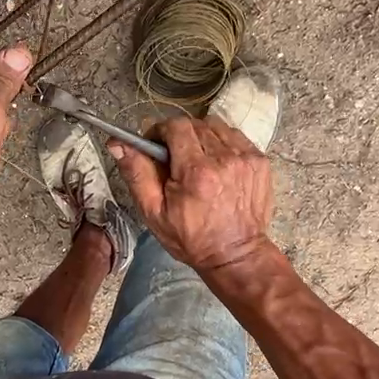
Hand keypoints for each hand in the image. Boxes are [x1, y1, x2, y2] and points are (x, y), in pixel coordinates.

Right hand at [109, 116, 272, 271]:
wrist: (235, 254)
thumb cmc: (190, 238)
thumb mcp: (153, 212)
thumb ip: (136, 173)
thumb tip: (117, 144)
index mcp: (195, 171)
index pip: (176, 126)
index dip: (160, 131)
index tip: (155, 145)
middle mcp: (224, 158)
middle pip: (196, 124)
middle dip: (179, 136)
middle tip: (173, 159)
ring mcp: (247, 158)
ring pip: (217, 127)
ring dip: (201, 138)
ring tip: (196, 162)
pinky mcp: (260, 161)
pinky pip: (236, 137)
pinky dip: (222, 144)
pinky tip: (216, 165)